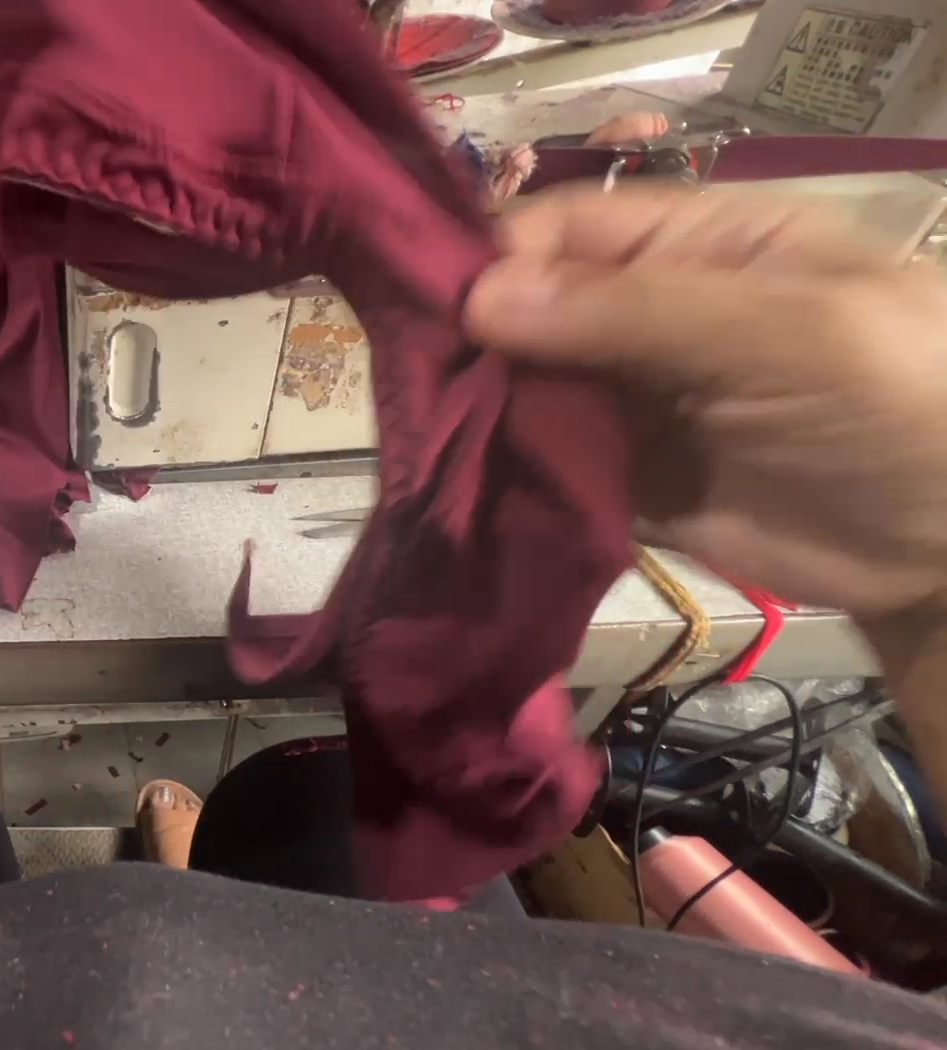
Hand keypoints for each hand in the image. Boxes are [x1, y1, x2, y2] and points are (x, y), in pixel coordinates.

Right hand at [464, 186, 946, 621]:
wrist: (942, 557)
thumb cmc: (902, 413)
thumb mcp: (788, 336)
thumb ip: (633, 310)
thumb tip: (477, 299)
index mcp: (692, 246)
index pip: (559, 228)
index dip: (491, 260)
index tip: (438, 318)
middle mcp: (633, 310)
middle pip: (514, 303)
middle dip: (462, 338)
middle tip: (417, 384)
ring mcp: (606, 390)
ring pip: (501, 377)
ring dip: (464, 402)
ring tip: (426, 432)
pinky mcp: (588, 458)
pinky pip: (514, 445)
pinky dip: (480, 455)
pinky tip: (450, 468)